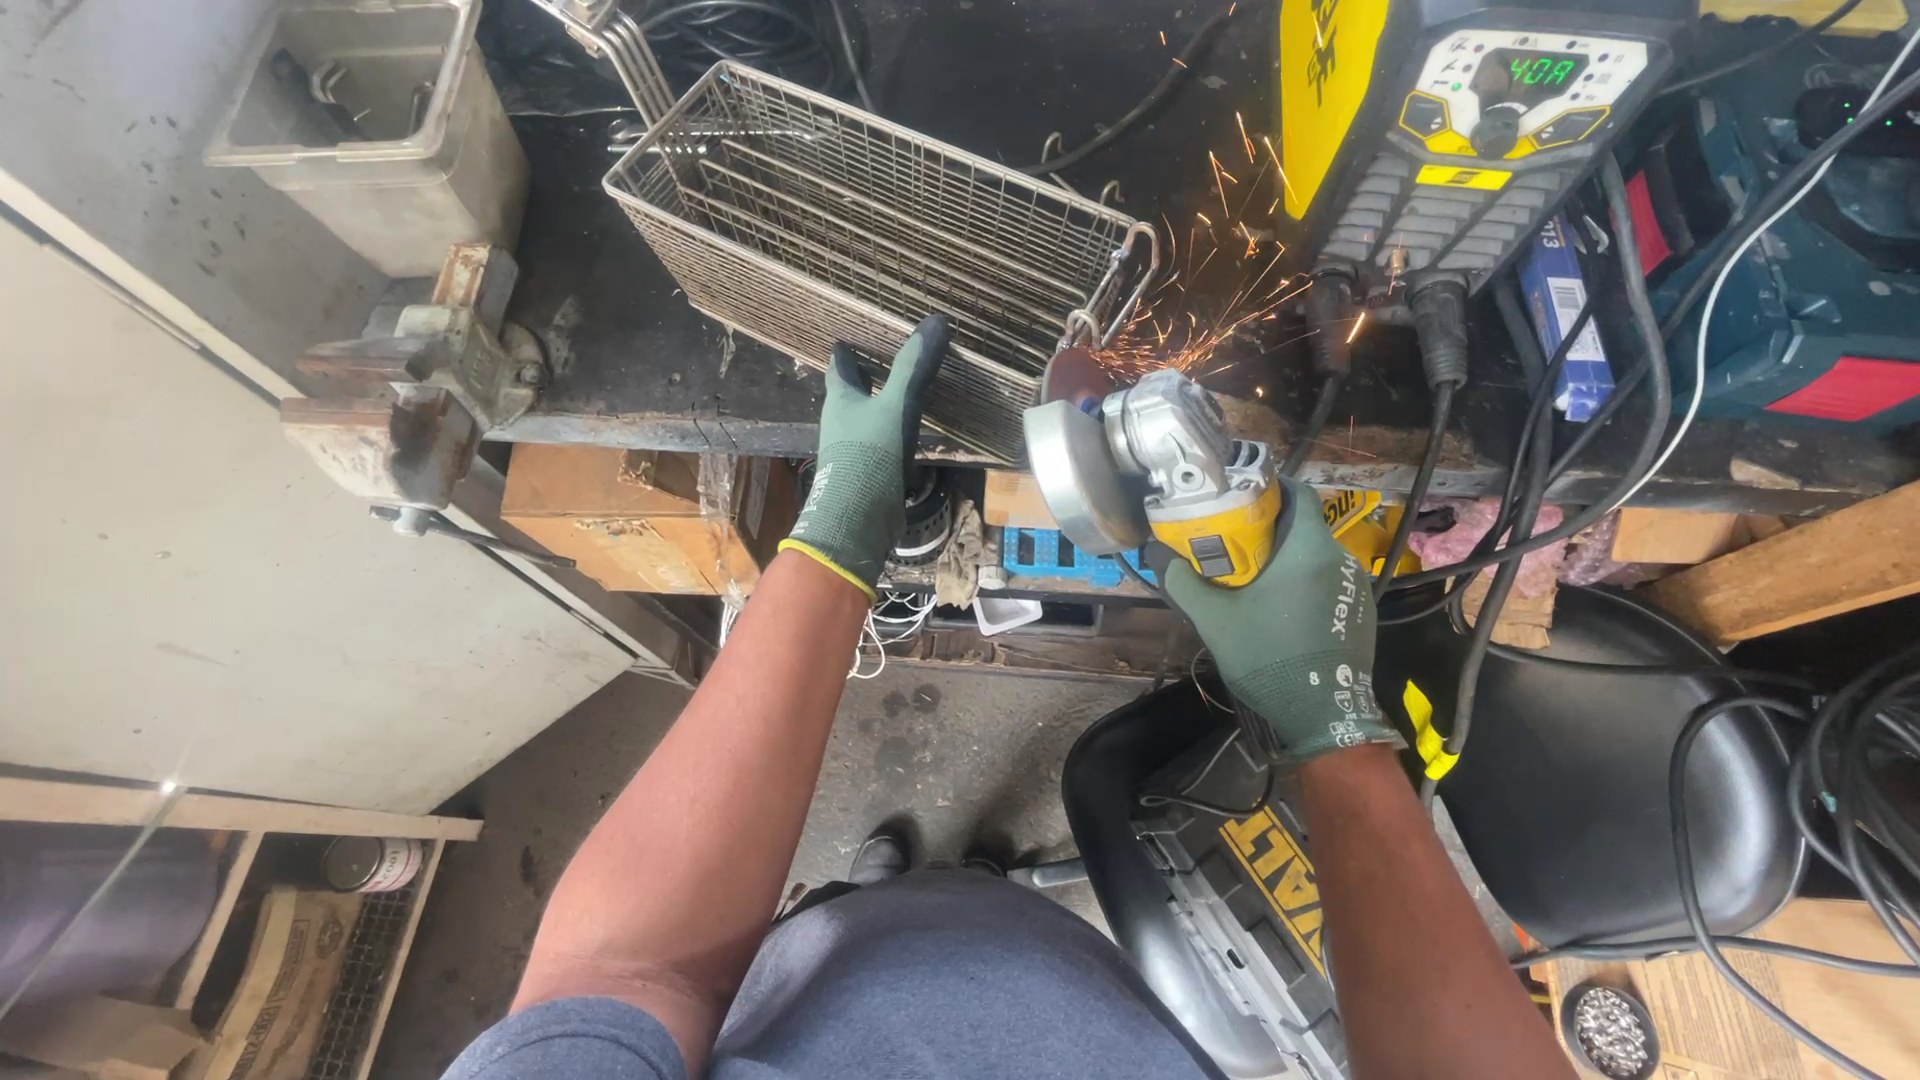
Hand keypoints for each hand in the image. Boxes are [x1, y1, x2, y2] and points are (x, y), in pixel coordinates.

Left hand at [780, 315, 951, 598]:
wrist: (859, 516)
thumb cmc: (871, 453)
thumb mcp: (898, 404)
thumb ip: (914, 366)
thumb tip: (936, 321)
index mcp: (840, 402)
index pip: (838, 370)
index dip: (843, 355)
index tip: (844, 342)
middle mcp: (839, 424)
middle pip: (846, 396)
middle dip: (857, 382)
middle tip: (870, 365)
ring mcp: (849, 453)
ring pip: (859, 422)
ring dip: (871, 410)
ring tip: (890, 399)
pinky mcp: (864, 476)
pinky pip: (875, 447)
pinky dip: (885, 436)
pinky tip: (901, 438)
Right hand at [1161, 478, 1401, 761]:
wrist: (1320, 714)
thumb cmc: (1266, 657)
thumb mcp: (1213, 619)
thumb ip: (1183, 581)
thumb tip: (1157, 553)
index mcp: (1308, 550)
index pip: (1300, 494)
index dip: (1272, 488)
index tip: (1243, 495)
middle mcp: (1340, 560)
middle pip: (1306, 525)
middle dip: (1272, 526)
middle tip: (1237, 538)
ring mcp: (1356, 588)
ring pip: (1318, 554)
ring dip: (1289, 556)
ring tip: (1256, 572)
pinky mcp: (1361, 612)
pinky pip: (1330, 580)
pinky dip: (1306, 580)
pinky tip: (1283, 604)